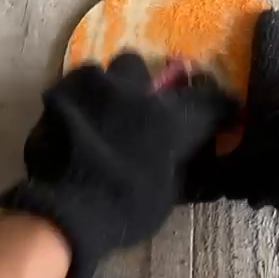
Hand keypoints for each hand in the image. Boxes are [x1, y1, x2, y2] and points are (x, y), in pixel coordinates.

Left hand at [0, 53, 235, 277]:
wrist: (65, 210)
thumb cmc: (124, 210)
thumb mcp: (167, 194)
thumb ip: (178, 163)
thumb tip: (186, 154)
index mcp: (169, 118)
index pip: (207, 100)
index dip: (217, 106)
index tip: (220, 113)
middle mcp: (134, 91)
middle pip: (138, 67)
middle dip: (136, 85)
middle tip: (131, 109)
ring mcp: (92, 87)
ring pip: (99, 72)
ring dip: (101, 90)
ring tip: (95, 115)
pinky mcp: (58, 94)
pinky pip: (70, 89)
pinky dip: (73, 104)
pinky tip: (69, 124)